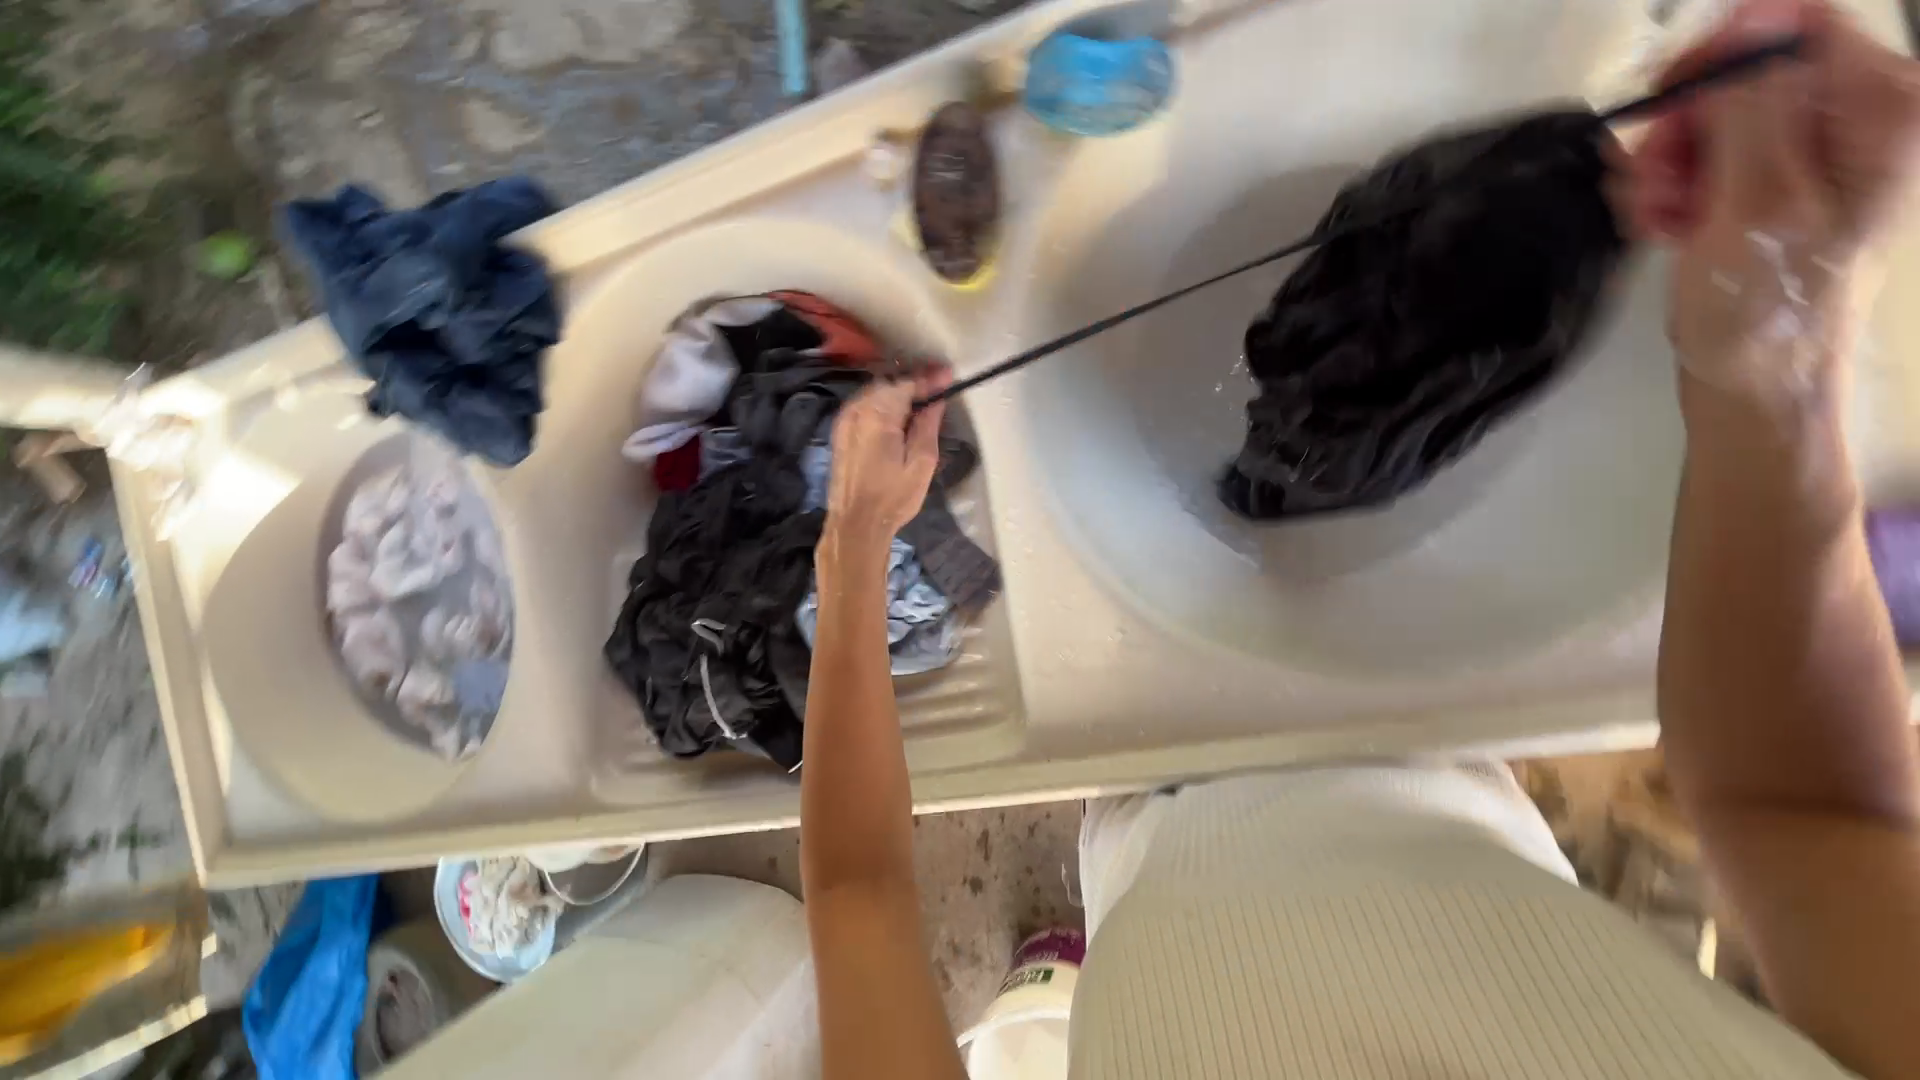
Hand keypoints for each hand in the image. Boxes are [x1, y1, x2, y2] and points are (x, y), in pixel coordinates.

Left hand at [823, 367, 951, 558]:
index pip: (908, 385)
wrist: (855, 524)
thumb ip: (928, 426)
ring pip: (873, 394)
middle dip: (913, 383)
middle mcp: (857, 411)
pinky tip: (895, 415)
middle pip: (888, 385)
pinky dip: (881, 404)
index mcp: (878, 415)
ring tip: (920, 400)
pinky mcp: (839, 434)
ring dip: (896, 393)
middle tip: (937, 387)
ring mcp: (844, 422)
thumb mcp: (921, 463)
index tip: (948, 376)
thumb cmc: (892, 498)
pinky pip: (862, 407)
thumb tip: (935, 402)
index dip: (930, 380)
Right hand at [1624, 0, 1919, 407]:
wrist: (1752, 382)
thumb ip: (1755, 108)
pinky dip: (1667, 192)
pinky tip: (1659, 228)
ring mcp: (1804, 161)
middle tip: (1650, 184)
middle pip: (1745, 78)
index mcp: (1879, 111)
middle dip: (1681, 127)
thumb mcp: (1754, 202)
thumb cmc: (1762, 302)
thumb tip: (1748, 18)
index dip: (1721, 56)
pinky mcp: (1762, 193)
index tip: (1663, 106)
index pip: (1797, 29)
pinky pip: (1703, 164)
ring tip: (1652, 218)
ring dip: (1662, 167)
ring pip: (1711, 125)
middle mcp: (1850, 124)